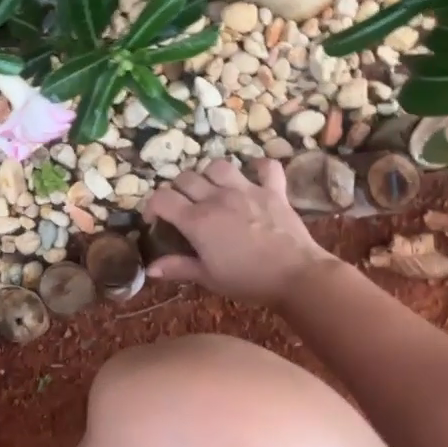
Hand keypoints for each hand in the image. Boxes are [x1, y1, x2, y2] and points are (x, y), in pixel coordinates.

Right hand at [144, 158, 338, 306]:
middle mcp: (218, 198)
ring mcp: (247, 190)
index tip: (156, 221)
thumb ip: (178, 267)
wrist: (296, 275)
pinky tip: (252, 178)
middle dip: (177, 190)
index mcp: (197, 220)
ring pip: (218, 166)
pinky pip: (266, 167)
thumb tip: (150, 268)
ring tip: (212, 190)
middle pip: (186, 178)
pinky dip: (258, 168)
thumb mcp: (208, 277)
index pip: (162, 198)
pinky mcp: (273, 191)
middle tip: (182, 208)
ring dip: (209, 175)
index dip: (152, 206)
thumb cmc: (247, 280)